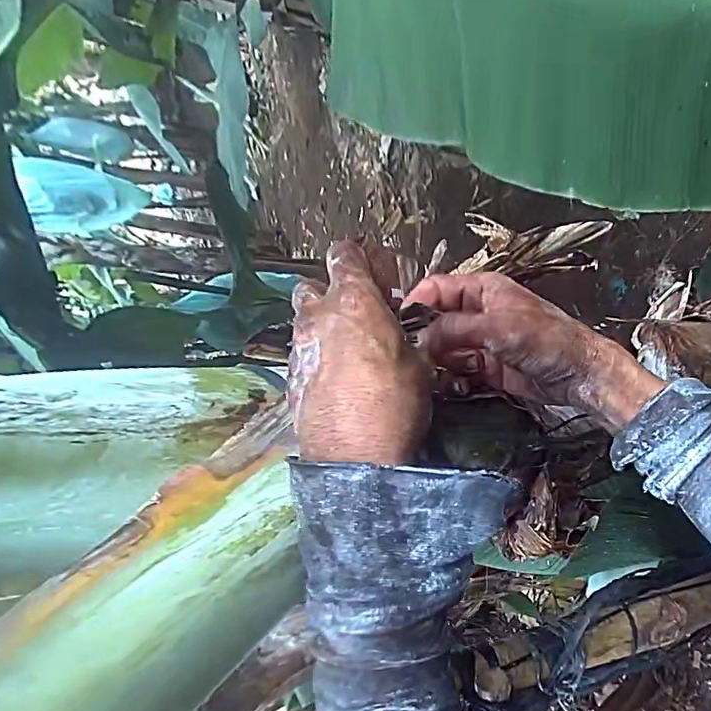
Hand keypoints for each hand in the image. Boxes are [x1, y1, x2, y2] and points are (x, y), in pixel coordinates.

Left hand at [289, 241, 432, 463]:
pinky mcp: (291, 377)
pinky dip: (320, 357)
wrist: (355, 457)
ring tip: (352, 350)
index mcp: (354, 302)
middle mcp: (318, 317)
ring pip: (307, 320)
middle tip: (362, 313)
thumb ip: (406, 339)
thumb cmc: (392, 407)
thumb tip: (404, 338)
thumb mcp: (420, 367)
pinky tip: (341, 378)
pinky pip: (305, 353)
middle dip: (335, 293)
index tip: (375, 269)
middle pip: (315, 285)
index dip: (360, 256)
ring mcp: (299, 347)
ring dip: (326, 326)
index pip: (345, 254)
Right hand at [404, 272, 665, 431]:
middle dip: (425, 337)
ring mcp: (483, 342)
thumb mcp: (498, 327)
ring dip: (437, 361)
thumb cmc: (548, 340)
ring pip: (446, 349)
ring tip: (430, 373)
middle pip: (437, 321)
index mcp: (482, 290)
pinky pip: (460, 371)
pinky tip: (450, 385)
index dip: (416, 304)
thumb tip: (421, 337)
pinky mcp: (489, 369)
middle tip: (413, 357)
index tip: (400, 325)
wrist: (578, 374)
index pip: (436, 288)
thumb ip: (456, 328)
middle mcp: (479, 313)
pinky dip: (452, 378)